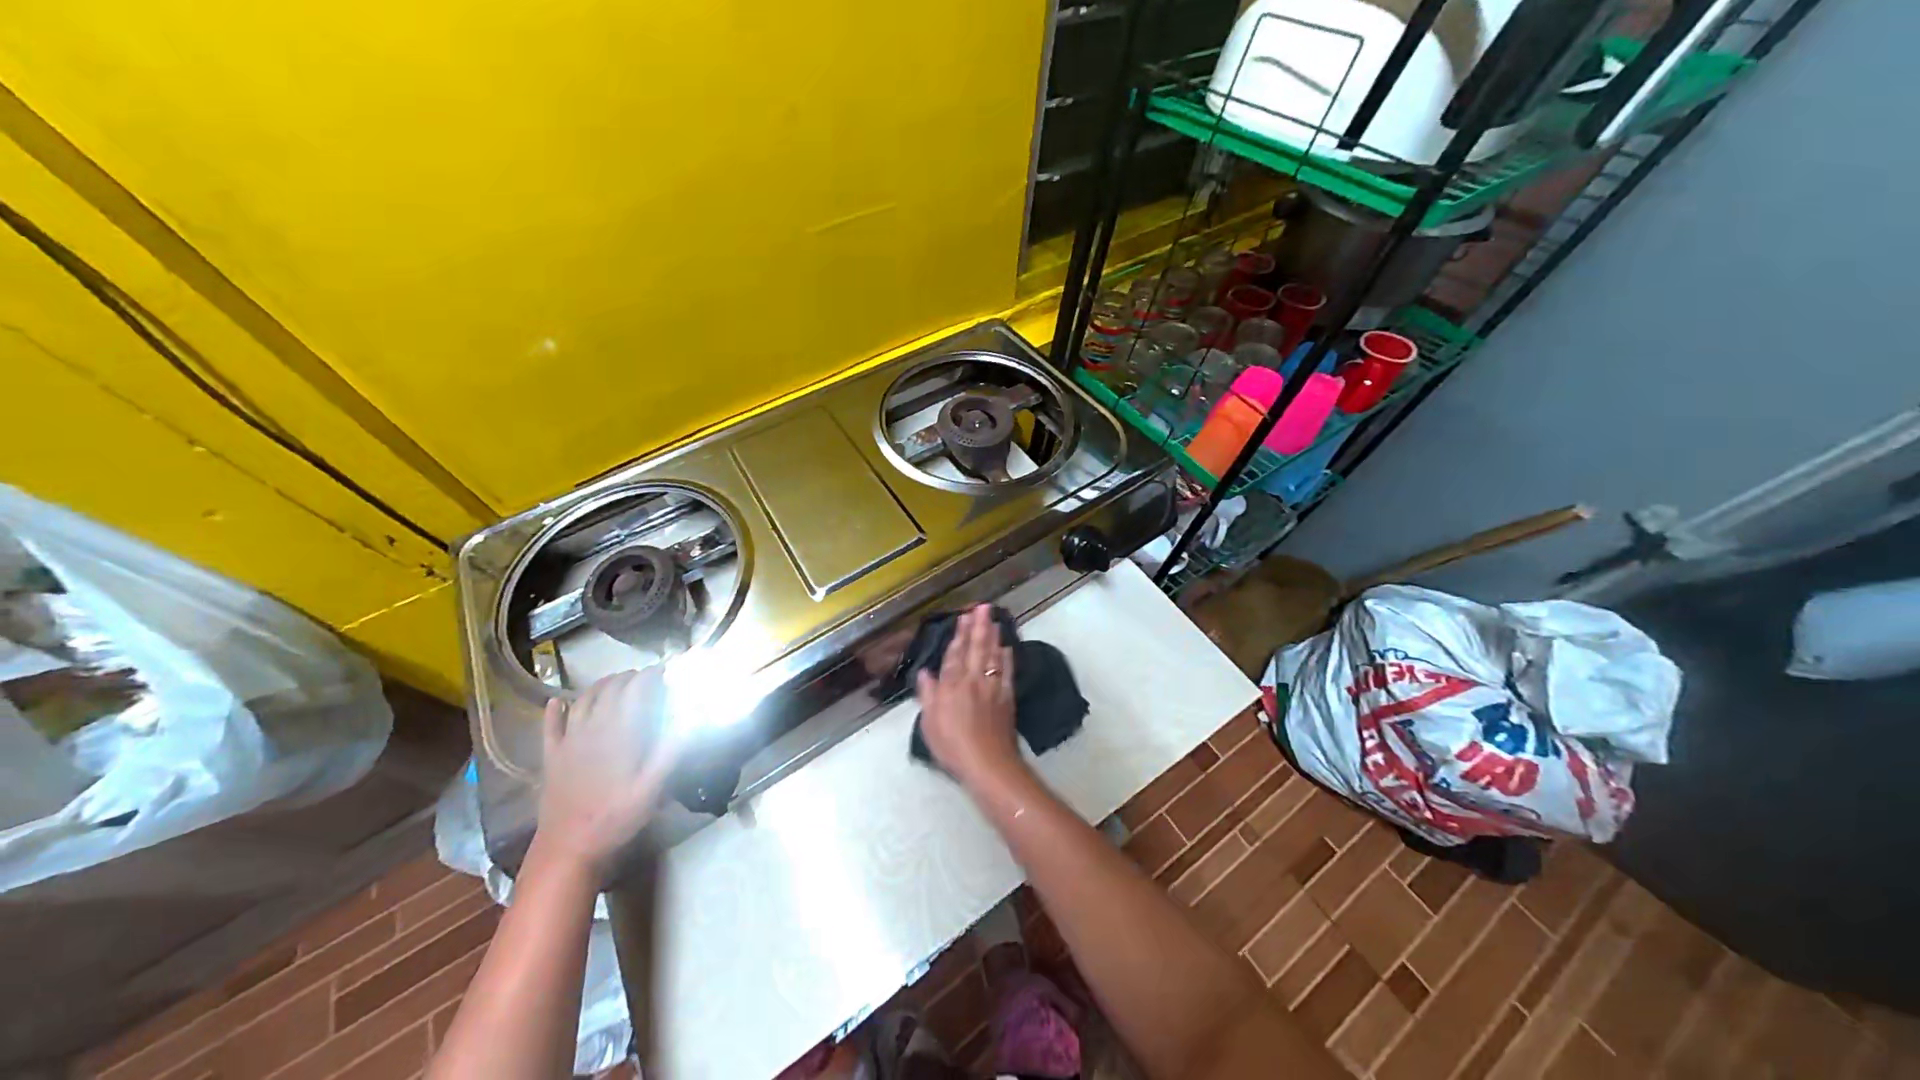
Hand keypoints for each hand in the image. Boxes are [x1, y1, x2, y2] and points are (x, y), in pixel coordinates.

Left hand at [534, 668, 682, 881]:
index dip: (651, 677)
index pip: (635, 691)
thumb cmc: (616, 818)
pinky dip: (554, 711)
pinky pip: (550, 727)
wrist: (568, 848)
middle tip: (647, 678)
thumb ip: (671, 751)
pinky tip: (556, 702)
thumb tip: (690, 718)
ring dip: (600, 686)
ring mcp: (568, 742)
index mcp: (619, 734)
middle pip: (609, 690)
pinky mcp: (552, 758)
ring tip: (615, 682)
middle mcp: (592, 729)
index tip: (666, 672)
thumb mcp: (652, 788)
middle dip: (629, 678)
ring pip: (582, 701)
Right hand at [916, 605, 1024, 786]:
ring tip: (993, 619)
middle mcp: (973, 680)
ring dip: (993, 636)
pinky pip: (1007, 671)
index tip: (963, 617)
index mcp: (952, 685)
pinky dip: (1006, 656)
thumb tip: (925, 673)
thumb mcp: (930, 723)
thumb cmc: (953, 746)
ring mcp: (993, 687)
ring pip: (993, 655)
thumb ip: (928, 695)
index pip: (955, 654)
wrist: (988, 764)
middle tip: (983, 607)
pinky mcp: (1007, 697)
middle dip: (979, 626)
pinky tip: (1006, 647)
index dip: (959, 635)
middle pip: (976, 648)